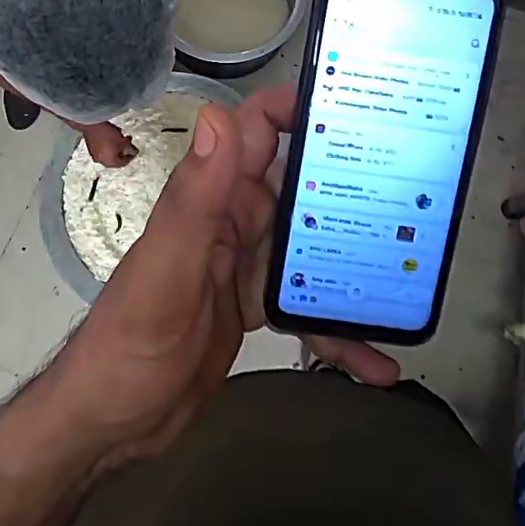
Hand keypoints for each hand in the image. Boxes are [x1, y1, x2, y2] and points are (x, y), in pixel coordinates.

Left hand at [49, 84, 396, 468]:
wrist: (111, 421)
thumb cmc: (128, 345)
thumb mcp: (166, 271)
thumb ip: (194, 198)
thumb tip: (217, 117)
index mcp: (212, 201)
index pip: (257, 132)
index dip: (301, 108)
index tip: (358, 104)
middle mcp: (233, 222)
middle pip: (301, 186)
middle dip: (353, 182)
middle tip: (413, 192)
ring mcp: (247, 264)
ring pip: (314, 244)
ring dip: (357, 258)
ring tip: (409, 276)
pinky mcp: (256, 304)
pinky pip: (307, 305)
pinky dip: (337, 327)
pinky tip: (374, 356)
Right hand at [73, 120, 137, 167]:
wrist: (91, 124)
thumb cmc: (108, 134)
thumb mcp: (123, 141)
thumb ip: (129, 148)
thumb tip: (132, 151)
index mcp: (110, 162)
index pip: (123, 163)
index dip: (130, 157)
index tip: (135, 151)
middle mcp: (101, 161)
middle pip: (115, 159)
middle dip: (122, 152)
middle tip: (128, 145)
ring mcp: (94, 155)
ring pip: (108, 154)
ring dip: (115, 149)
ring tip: (120, 139)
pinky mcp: (90, 148)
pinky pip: (102, 150)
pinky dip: (108, 146)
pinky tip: (111, 138)